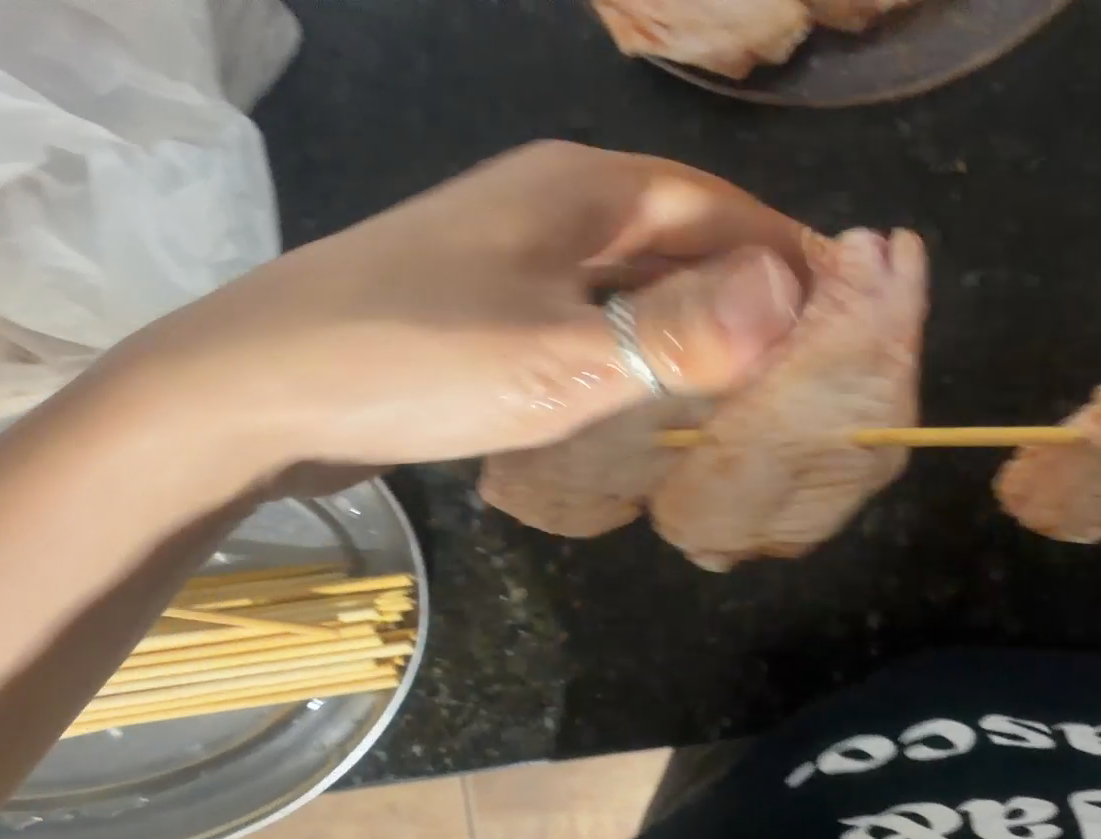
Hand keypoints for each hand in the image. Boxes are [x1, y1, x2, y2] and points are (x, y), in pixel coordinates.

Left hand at [97, 141, 807, 482]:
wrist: (256, 389)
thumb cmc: (417, 362)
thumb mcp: (563, 359)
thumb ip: (680, 333)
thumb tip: (789, 294)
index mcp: (585, 189)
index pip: (724, 210)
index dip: (790, 258)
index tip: (844, 312)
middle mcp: (553, 200)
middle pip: (680, 237)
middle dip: (747, 290)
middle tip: (800, 360)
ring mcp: (511, 247)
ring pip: (632, 275)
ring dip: (690, 318)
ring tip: (741, 378)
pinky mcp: (482, 296)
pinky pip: (588, 308)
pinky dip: (633, 340)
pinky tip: (644, 384)